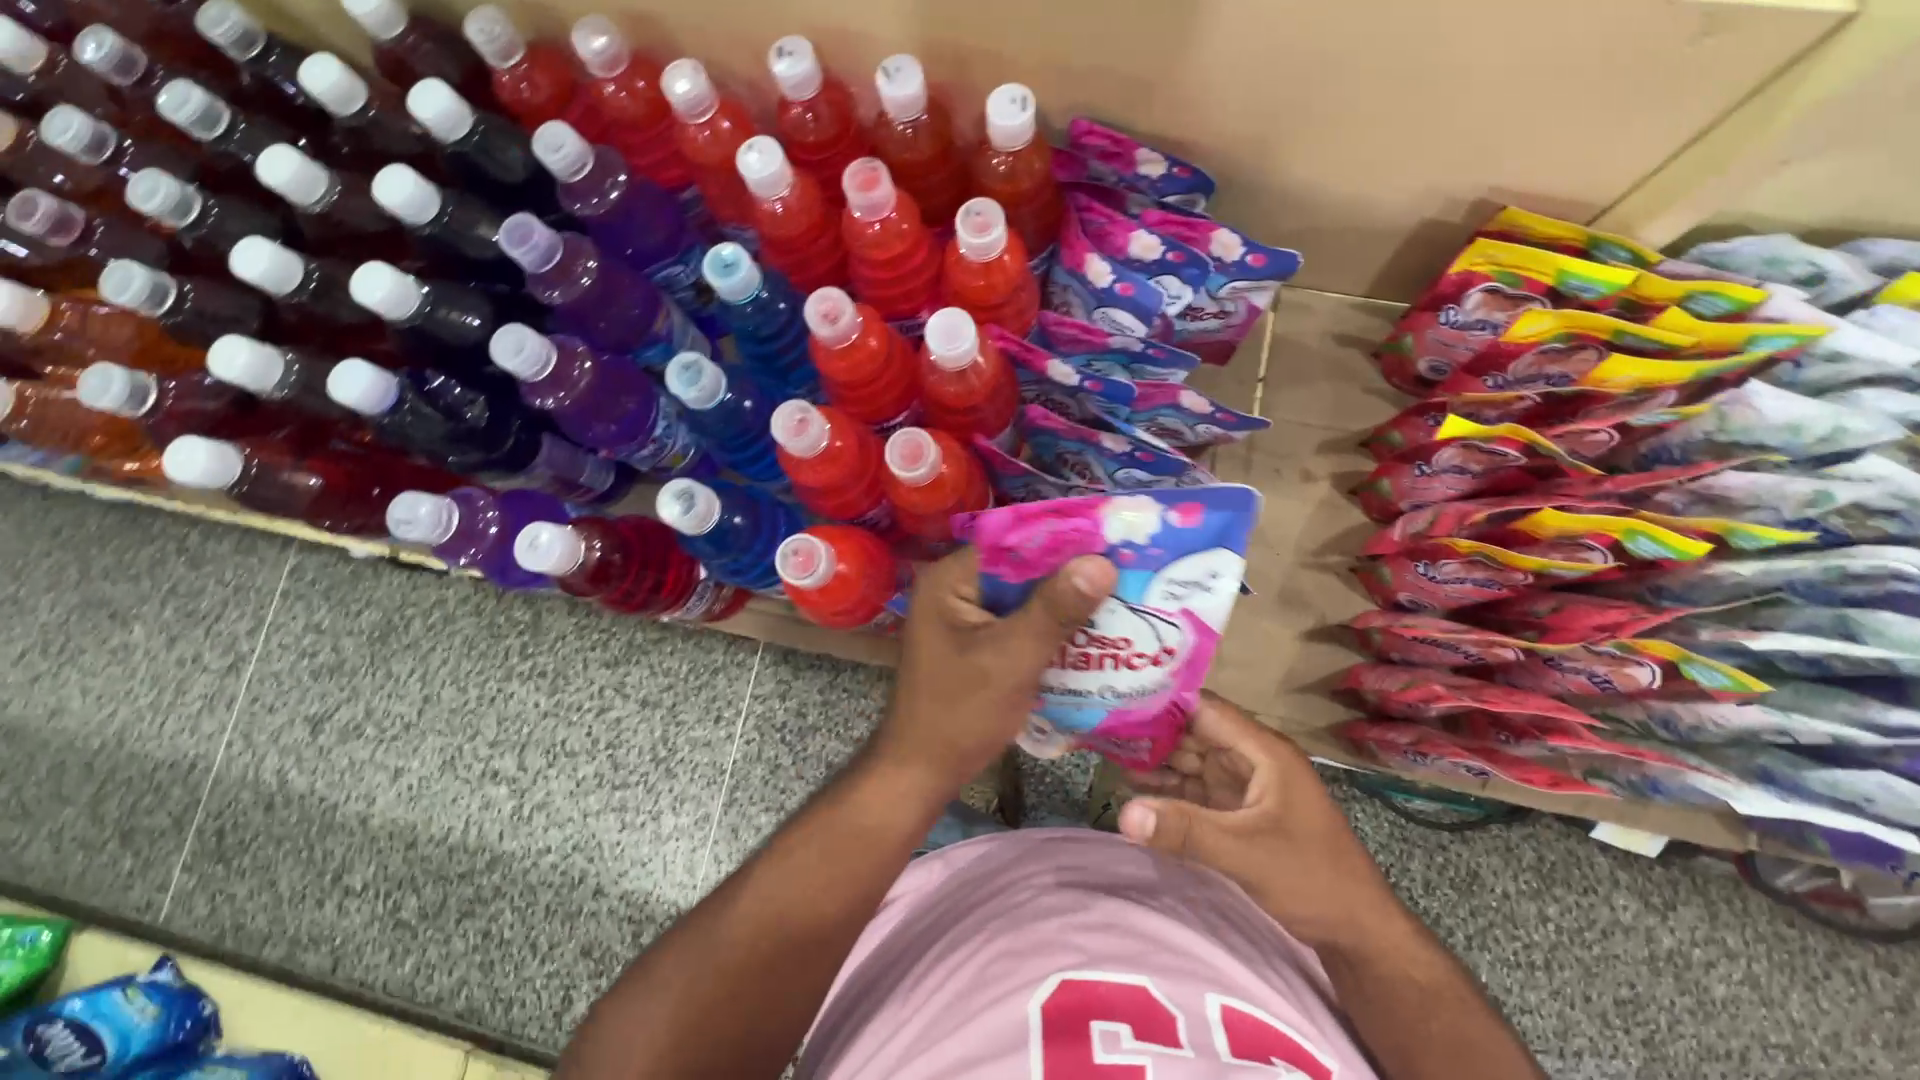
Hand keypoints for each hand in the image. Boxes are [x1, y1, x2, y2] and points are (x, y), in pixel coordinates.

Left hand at [873, 546, 1115, 792]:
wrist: (923, 772)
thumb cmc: (960, 713)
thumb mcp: (1012, 658)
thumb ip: (1055, 609)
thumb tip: (1103, 562)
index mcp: (951, 579)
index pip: (1015, 541)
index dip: (1065, 540)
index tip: (1116, 540)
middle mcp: (956, 588)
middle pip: (1023, 568)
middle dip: (1072, 572)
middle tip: (1131, 568)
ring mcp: (966, 617)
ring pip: (1026, 596)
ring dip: (1067, 601)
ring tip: (1125, 594)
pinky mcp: (979, 643)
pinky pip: (1022, 622)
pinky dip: (1054, 627)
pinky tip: (1095, 630)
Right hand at [1118, 693, 1406, 949]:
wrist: (1357, 932)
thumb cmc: (1312, 879)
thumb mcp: (1246, 854)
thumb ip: (1185, 831)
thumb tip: (1122, 814)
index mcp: (1263, 751)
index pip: (1203, 708)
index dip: (1160, 700)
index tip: (1114, 696)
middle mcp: (1252, 760)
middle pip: (1192, 733)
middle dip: (1148, 730)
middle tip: (1096, 724)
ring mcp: (1245, 788)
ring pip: (1190, 762)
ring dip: (1153, 760)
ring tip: (1103, 751)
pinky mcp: (1238, 816)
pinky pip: (1195, 792)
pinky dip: (1166, 791)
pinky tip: (1132, 789)